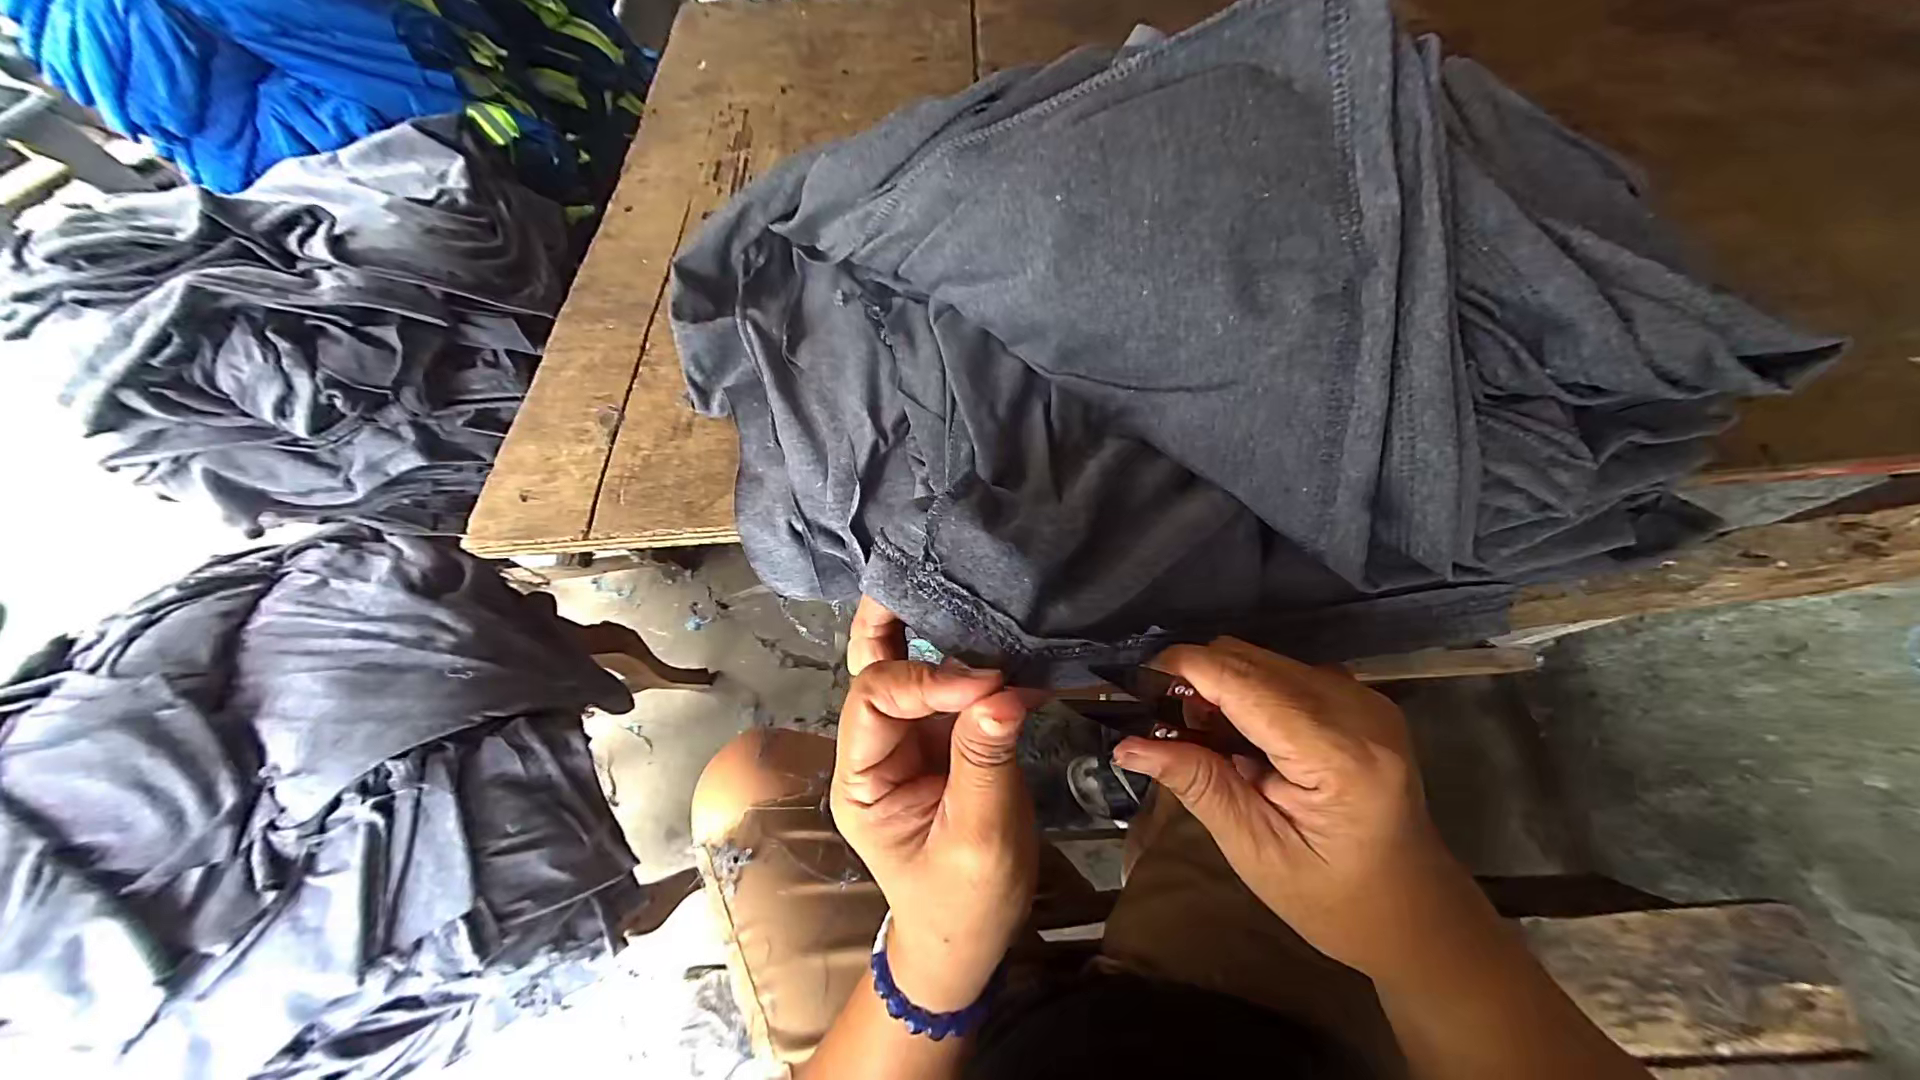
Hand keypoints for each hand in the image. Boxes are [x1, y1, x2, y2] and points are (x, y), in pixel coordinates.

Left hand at [831, 597, 1041, 1010]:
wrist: (968, 937)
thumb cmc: (962, 903)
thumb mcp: (977, 841)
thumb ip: (985, 762)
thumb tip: (1002, 690)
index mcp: (860, 777)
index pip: (875, 699)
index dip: (925, 679)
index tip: (986, 683)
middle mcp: (877, 745)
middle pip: (871, 667)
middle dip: (887, 620)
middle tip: (917, 574)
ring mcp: (911, 738)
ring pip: (908, 665)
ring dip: (928, 627)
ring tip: (952, 584)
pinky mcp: (945, 737)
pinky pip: (952, 686)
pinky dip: (972, 659)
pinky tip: (999, 637)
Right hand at [1110, 637, 1476, 978]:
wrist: (1417, 913)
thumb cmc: (1336, 899)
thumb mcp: (1256, 850)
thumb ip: (1196, 785)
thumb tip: (1128, 746)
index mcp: (1339, 755)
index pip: (1242, 681)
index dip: (1181, 670)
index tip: (1134, 687)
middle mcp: (1356, 709)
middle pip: (1247, 657)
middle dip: (1193, 678)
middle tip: (1165, 727)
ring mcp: (1362, 697)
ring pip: (1258, 656)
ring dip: (1216, 682)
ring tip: (1202, 735)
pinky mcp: (1357, 697)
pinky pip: (1279, 668)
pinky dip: (1243, 687)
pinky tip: (1239, 730)